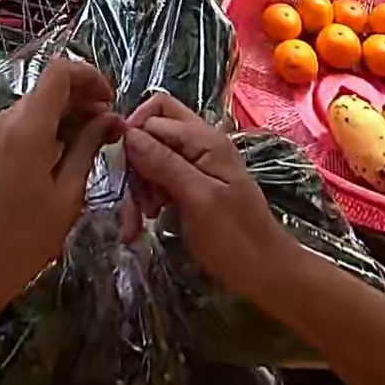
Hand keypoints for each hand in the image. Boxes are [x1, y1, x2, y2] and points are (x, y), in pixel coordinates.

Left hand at [0, 59, 119, 321]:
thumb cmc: (25, 237)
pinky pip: (32, 119)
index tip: (110, 100)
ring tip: (96, 141)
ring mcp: (0, 132)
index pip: (60, 71)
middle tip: (111, 127)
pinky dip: (56, 124)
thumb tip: (111, 117)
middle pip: (53, 85)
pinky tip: (72, 152)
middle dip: (86, 97)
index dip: (90, 75)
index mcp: (28, 127)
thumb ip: (89, 145)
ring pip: (44, 101)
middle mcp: (10, 120)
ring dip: (73, 112)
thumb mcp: (68, 192)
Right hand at [119, 93, 304, 302]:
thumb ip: (164, 163)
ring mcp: (196, 164)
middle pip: (152, 133)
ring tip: (136, 224)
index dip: (133, 136)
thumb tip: (129, 133)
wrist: (265, 271)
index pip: (156, 113)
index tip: (119, 171)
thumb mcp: (197, 199)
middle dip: (133, 165)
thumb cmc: (235, 237)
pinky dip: (146, 200)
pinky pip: (159, 180)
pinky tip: (142, 224)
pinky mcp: (191, 185)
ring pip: (151, 159)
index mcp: (204, 139)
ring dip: (137, 188)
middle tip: (130, 204)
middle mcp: (200, 143)